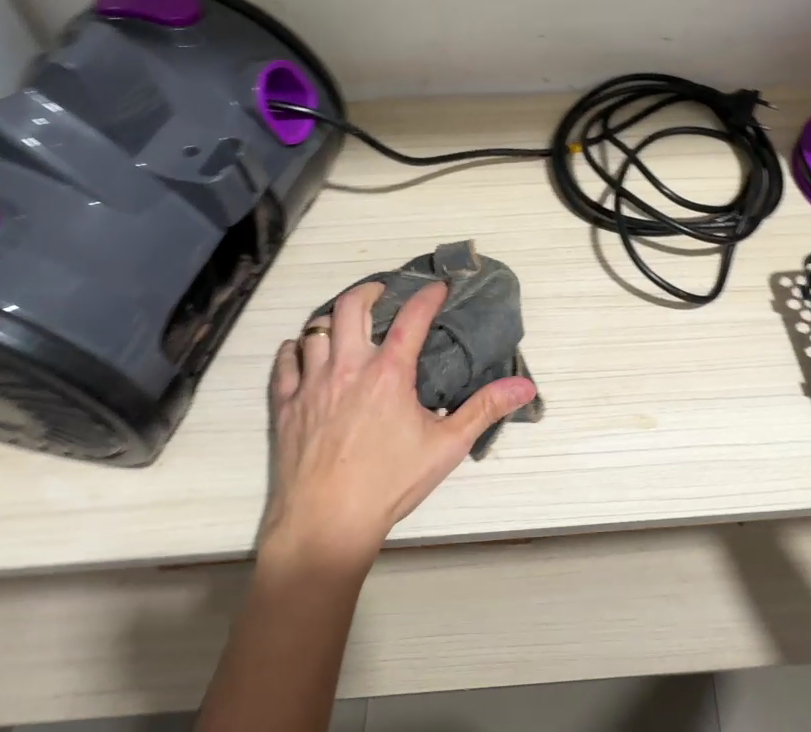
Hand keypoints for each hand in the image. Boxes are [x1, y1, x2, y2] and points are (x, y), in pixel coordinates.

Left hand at [260, 281, 537, 566]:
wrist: (326, 522)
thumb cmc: (389, 484)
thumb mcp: (446, 447)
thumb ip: (485, 410)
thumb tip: (525, 387)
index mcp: (389, 373)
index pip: (411, 318)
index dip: (427, 296)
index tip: (437, 287)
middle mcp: (347, 367)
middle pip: (352, 306)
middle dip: (369, 290)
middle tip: (383, 293)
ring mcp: (312, 384)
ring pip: (316, 329)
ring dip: (333, 319)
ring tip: (346, 323)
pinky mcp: (286, 404)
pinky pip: (285, 361)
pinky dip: (296, 349)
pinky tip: (303, 351)